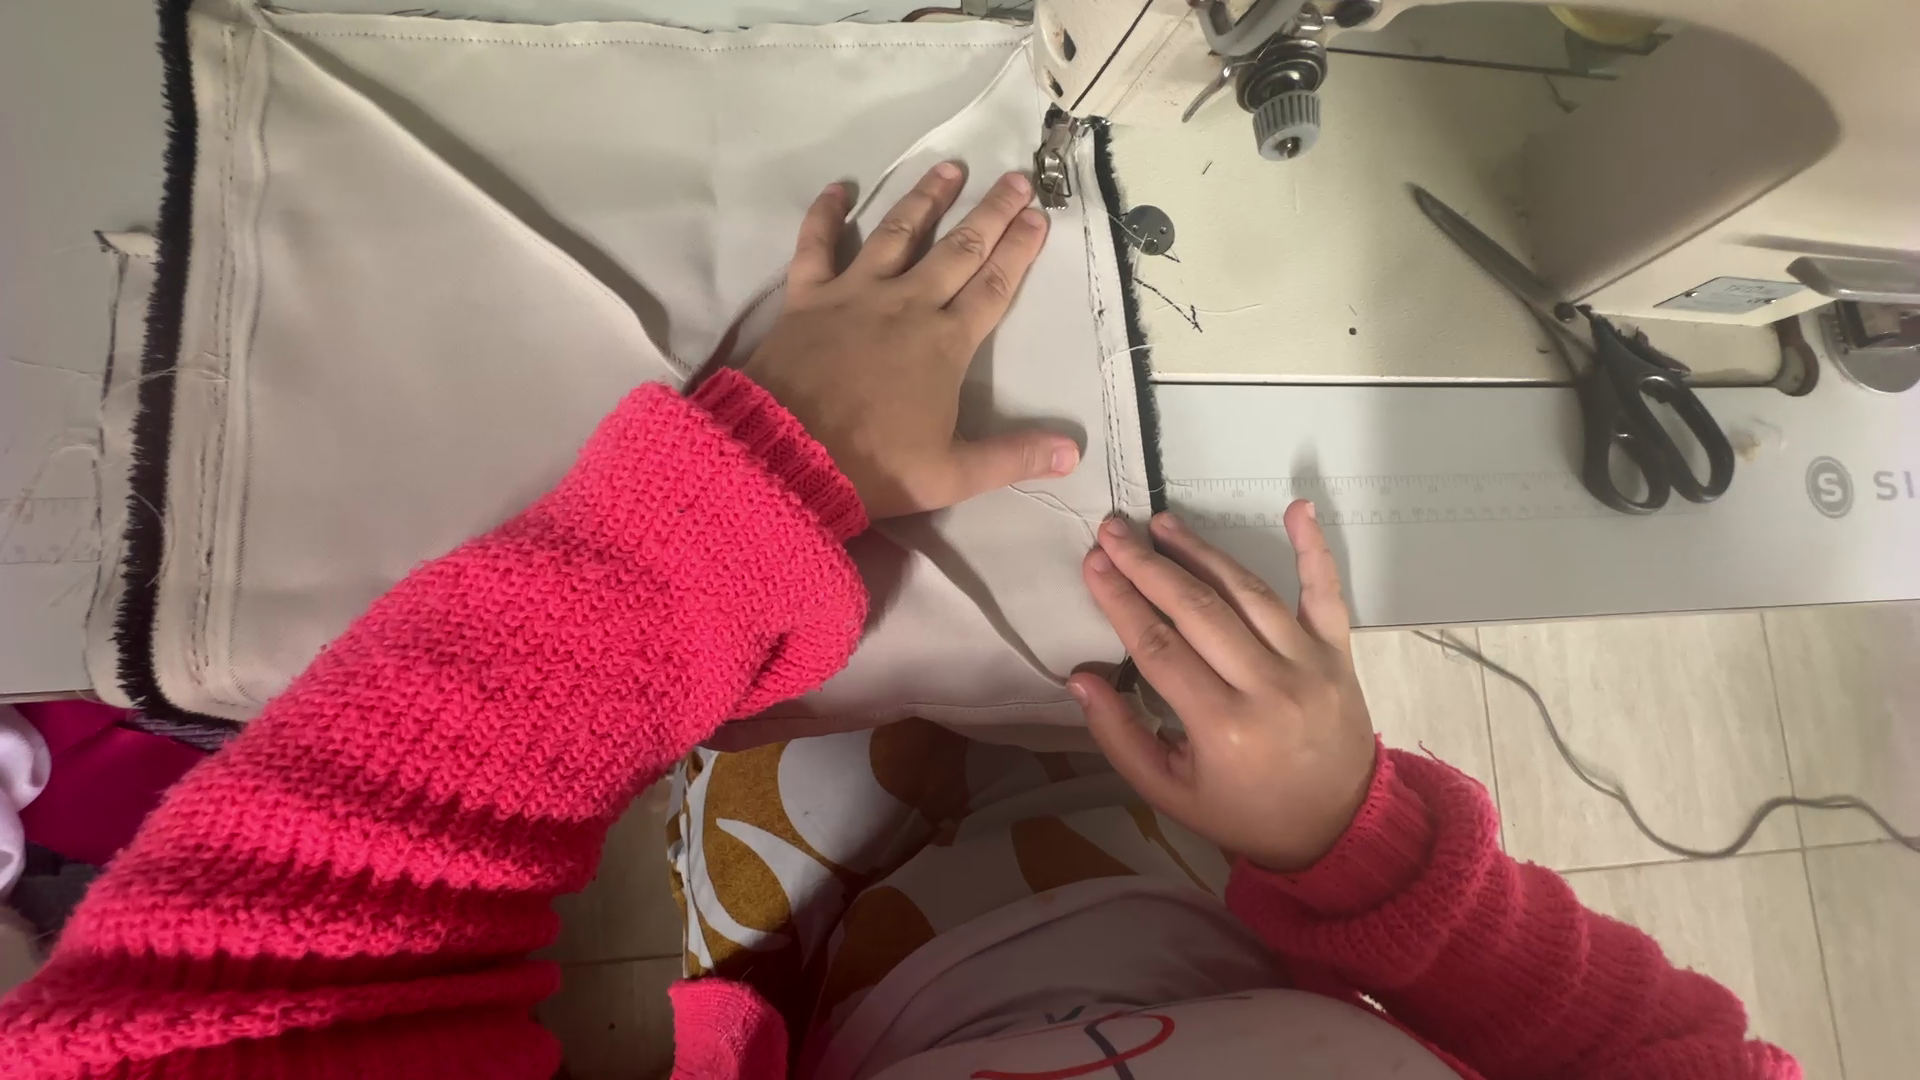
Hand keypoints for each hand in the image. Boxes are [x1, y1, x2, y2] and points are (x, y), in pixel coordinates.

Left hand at [742, 164, 1080, 519]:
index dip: (1019, 251)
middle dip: (991, 212)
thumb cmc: (875, 465)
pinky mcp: (807, 297)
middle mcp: (906, 304)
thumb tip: (1074, 453)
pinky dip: (826, 213)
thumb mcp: (953, 475)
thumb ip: (1014, 457)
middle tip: (1016, 178)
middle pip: (958, 249)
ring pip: (897, 232)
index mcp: (945, 343)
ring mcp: (854, 294)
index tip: (1040, 217)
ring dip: (926, 198)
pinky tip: (840, 187)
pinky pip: (816, 244)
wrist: (789, 457)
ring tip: (950, 167)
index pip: (993, 287)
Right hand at [1070, 502, 1377, 872]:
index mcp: (1222, 725)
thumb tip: (1079, 677)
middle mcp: (1268, 685)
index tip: (1092, 563)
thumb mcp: (1168, 790)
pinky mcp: (1339, 653)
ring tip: (1161, 523)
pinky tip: (1298, 508)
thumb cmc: (1243, 811)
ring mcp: (1310, 663)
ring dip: (1200, 550)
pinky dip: (1314, 549)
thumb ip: (1118, 735)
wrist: (1340, 831)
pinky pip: (1327, 593)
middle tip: (1112, 529)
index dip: (1120, 601)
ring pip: (1246, 591)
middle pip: (1196, 609)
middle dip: (1147, 564)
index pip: (1158, 647)